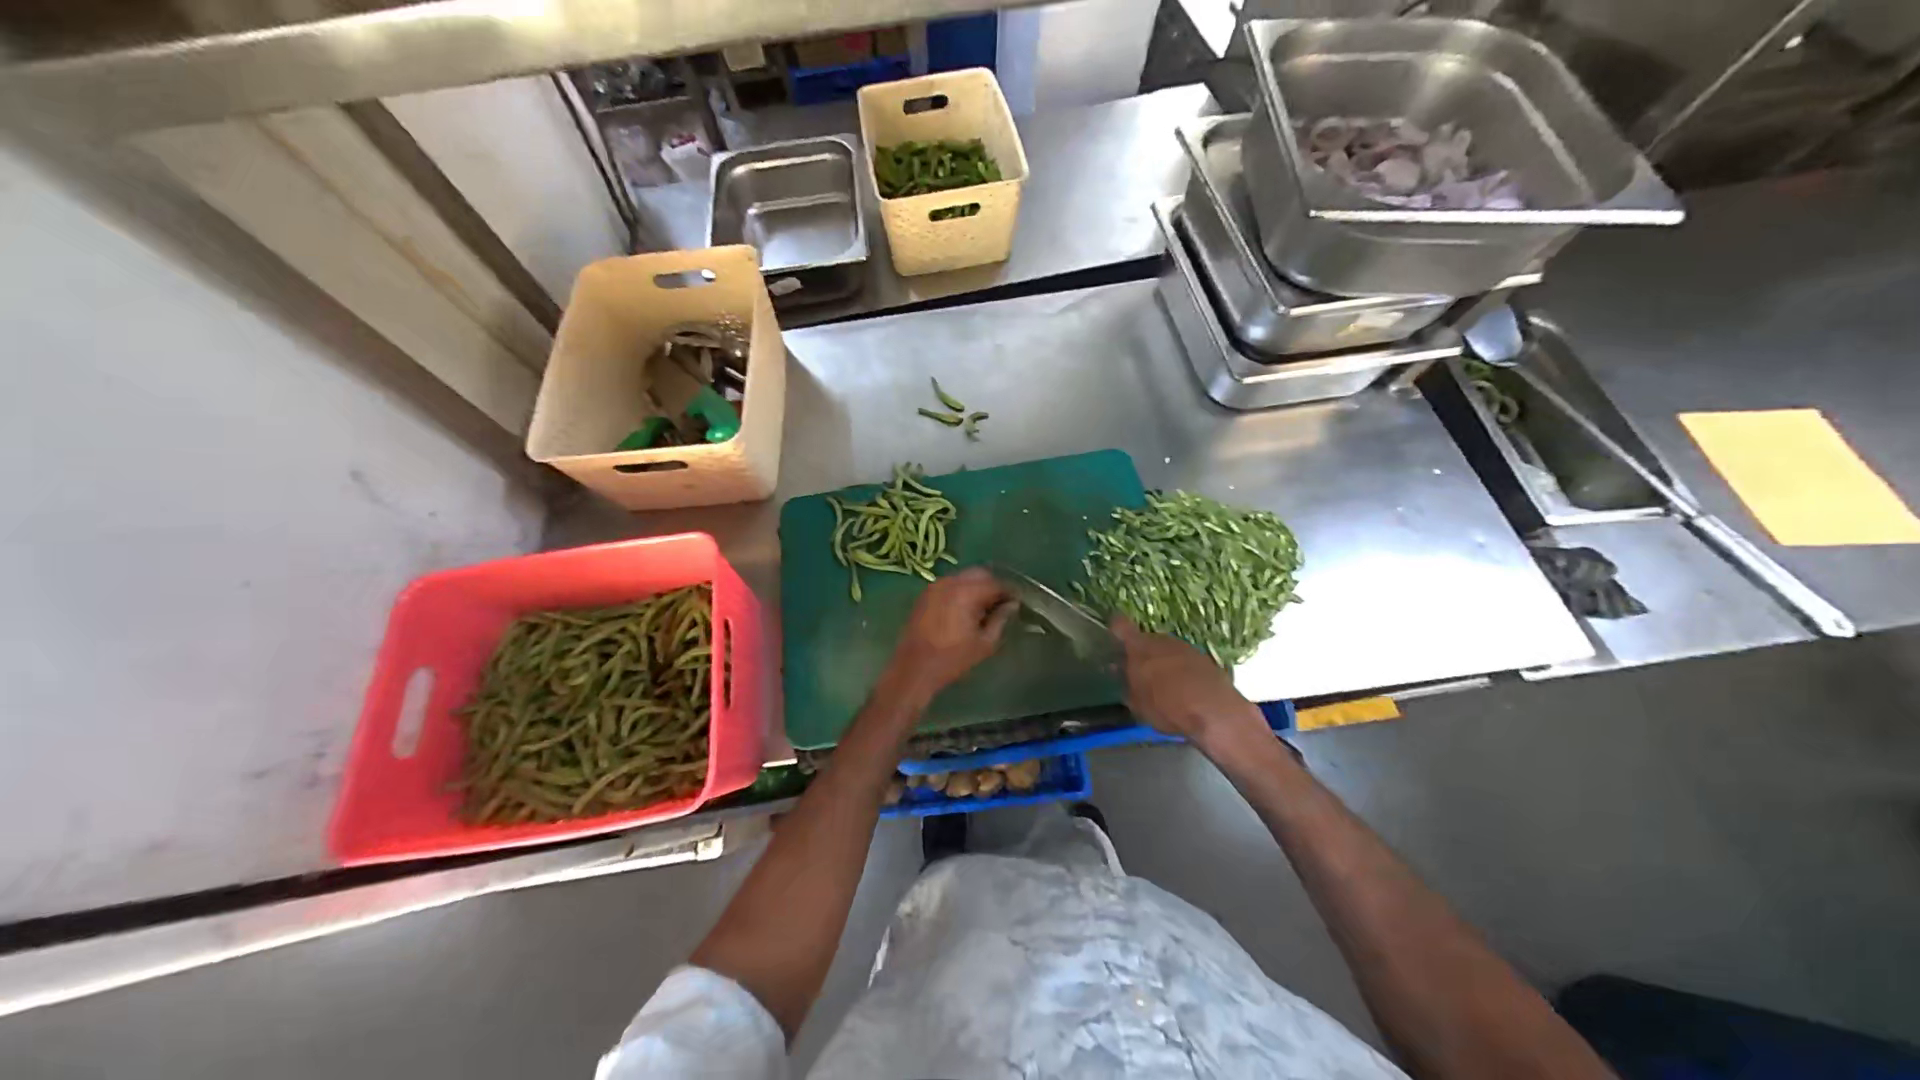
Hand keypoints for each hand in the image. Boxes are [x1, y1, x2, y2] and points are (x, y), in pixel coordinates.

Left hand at [880, 567, 1016, 703]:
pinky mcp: (926, 594)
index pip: (996, 583)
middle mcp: (950, 582)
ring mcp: (935, 586)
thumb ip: (1000, 619)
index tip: (1018, 603)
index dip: (1010, 592)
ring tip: (984, 608)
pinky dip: (962, 590)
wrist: (914, 668)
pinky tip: (966, 609)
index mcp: (966, 592)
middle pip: (980, 574)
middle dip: (993, 585)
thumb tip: (1011, 605)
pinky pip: (950, 584)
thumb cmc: (952, 658)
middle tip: (1002, 604)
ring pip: (964, 577)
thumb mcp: (985, 643)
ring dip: (977, 587)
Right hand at [1111, 616, 1268, 752]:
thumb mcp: (1137, 703)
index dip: (1116, 628)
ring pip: (1167, 649)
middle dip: (1141, 653)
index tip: (1113, 634)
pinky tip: (1184, 690)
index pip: (1121, 625)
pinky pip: (1185, 660)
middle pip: (1146, 640)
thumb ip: (1127, 683)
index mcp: (1139, 647)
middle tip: (1139, 673)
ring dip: (1163, 661)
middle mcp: (1161, 640)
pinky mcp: (1205, 658)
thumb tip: (1119, 670)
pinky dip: (1181, 670)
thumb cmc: (1167, 707)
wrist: (1215, 712)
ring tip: (1163, 685)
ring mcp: (1185, 647)